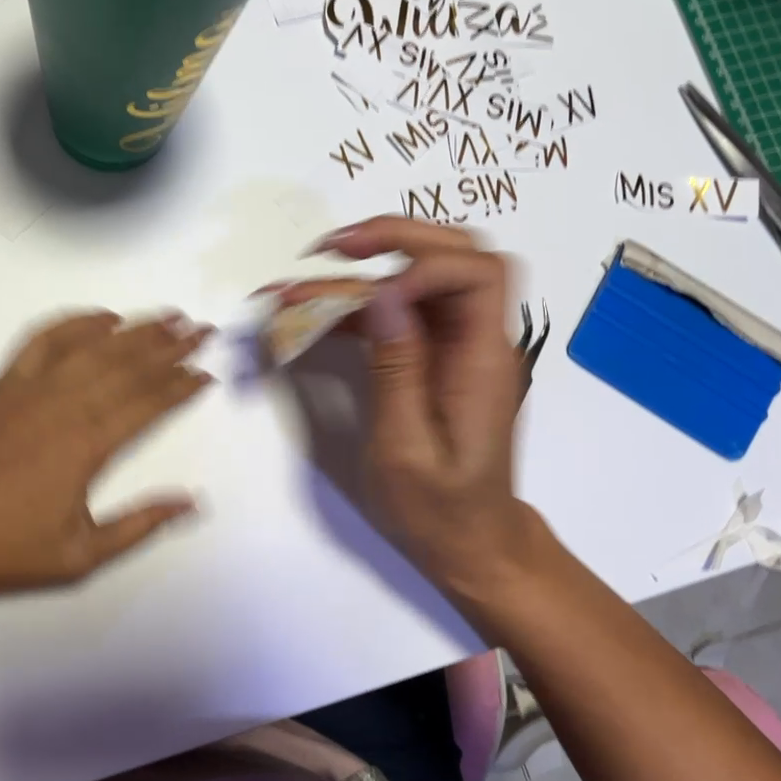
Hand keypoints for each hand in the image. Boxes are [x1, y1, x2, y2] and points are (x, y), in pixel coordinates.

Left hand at [0, 311, 213, 618]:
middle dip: (169, 346)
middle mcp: (62, 406)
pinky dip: (73, 323)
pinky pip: (42, 340)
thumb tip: (192, 502)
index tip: (207, 373)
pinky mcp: (0, 385)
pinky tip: (100, 317)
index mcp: (86, 447)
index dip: (181, 386)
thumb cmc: (4, 554)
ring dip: (134, 329)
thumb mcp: (80, 557)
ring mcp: (28, 389)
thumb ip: (140, 525)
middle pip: (126, 365)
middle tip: (202, 329)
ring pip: (91, 347)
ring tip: (168, 316)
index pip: (147, 404)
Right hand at [275, 217, 542, 595]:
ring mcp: (454, 346)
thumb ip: (396, 369)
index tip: (369, 295)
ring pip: (422, 276)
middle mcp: (476, 339)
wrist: (469, 543)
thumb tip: (381, 296)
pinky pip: (398, 312)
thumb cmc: (439, 509)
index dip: (422, 266)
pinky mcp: (432, 357)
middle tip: (331, 248)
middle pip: (457, 254)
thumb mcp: (406, 449)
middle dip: (394, 237)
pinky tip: (311, 316)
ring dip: (365, 267)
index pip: (478, 274)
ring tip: (300, 281)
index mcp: (481, 360)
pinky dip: (355, 305)